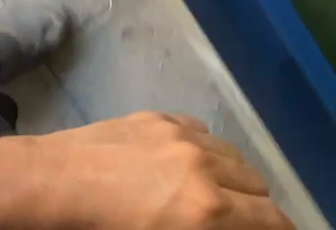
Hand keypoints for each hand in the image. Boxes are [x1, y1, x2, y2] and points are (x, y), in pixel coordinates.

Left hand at [34, 113, 295, 229]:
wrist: (62, 183)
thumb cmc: (112, 229)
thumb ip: (215, 227)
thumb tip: (232, 222)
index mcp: (210, 208)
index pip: (273, 220)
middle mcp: (203, 165)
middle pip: (258, 185)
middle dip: (258, 207)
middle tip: (245, 221)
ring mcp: (179, 135)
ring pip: (232, 154)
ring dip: (236, 176)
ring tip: (224, 193)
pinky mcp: (157, 117)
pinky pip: (201, 130)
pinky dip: (207, 147)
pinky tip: (194, 162)